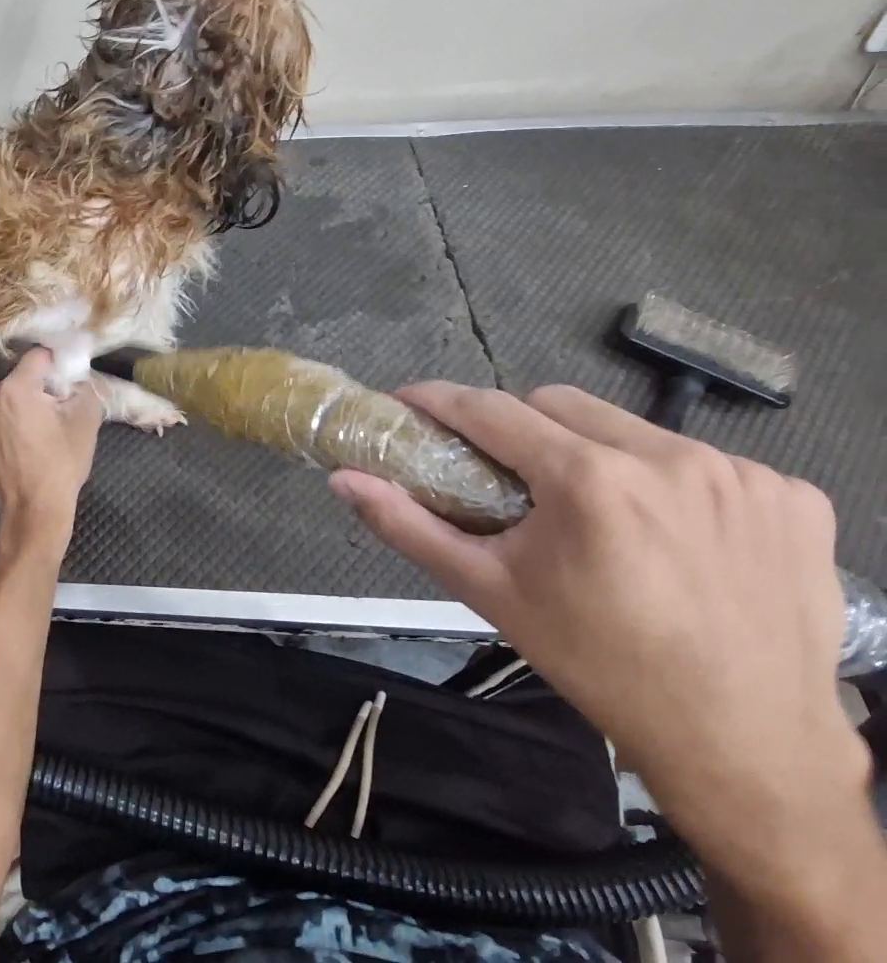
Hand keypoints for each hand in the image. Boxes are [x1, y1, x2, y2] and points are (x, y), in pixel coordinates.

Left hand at [0, 349, 101, 534]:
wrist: (33, 508)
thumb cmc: (60, 463)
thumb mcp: (85, 420)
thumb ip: (85, 387)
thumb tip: (79, 376)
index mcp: (14, 388)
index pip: (38, 355)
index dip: (59, 362)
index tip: (72, 376)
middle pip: (21, 377)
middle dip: (42, 386)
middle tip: (61, 406)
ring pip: (9, 397)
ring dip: (26, 404)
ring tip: (44, 428)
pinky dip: (12, 421)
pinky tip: (27, 442)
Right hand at [327, 383, 866, 882]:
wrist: (738, 735)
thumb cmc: (593, 660)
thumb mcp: (487, 590)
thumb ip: (409, 526)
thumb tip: (343, 480)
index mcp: (589, 480)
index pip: (494, 410)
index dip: (442, 401)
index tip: (409, 402)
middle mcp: (672, 458)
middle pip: (563, 405)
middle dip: (519, 428)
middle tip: (502, 477)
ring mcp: (744, 475)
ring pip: (635, 430)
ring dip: (594, 454)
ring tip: (590, 515)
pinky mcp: (794, 497)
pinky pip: (705, 462)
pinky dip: (668, 483)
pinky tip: (666, 536)